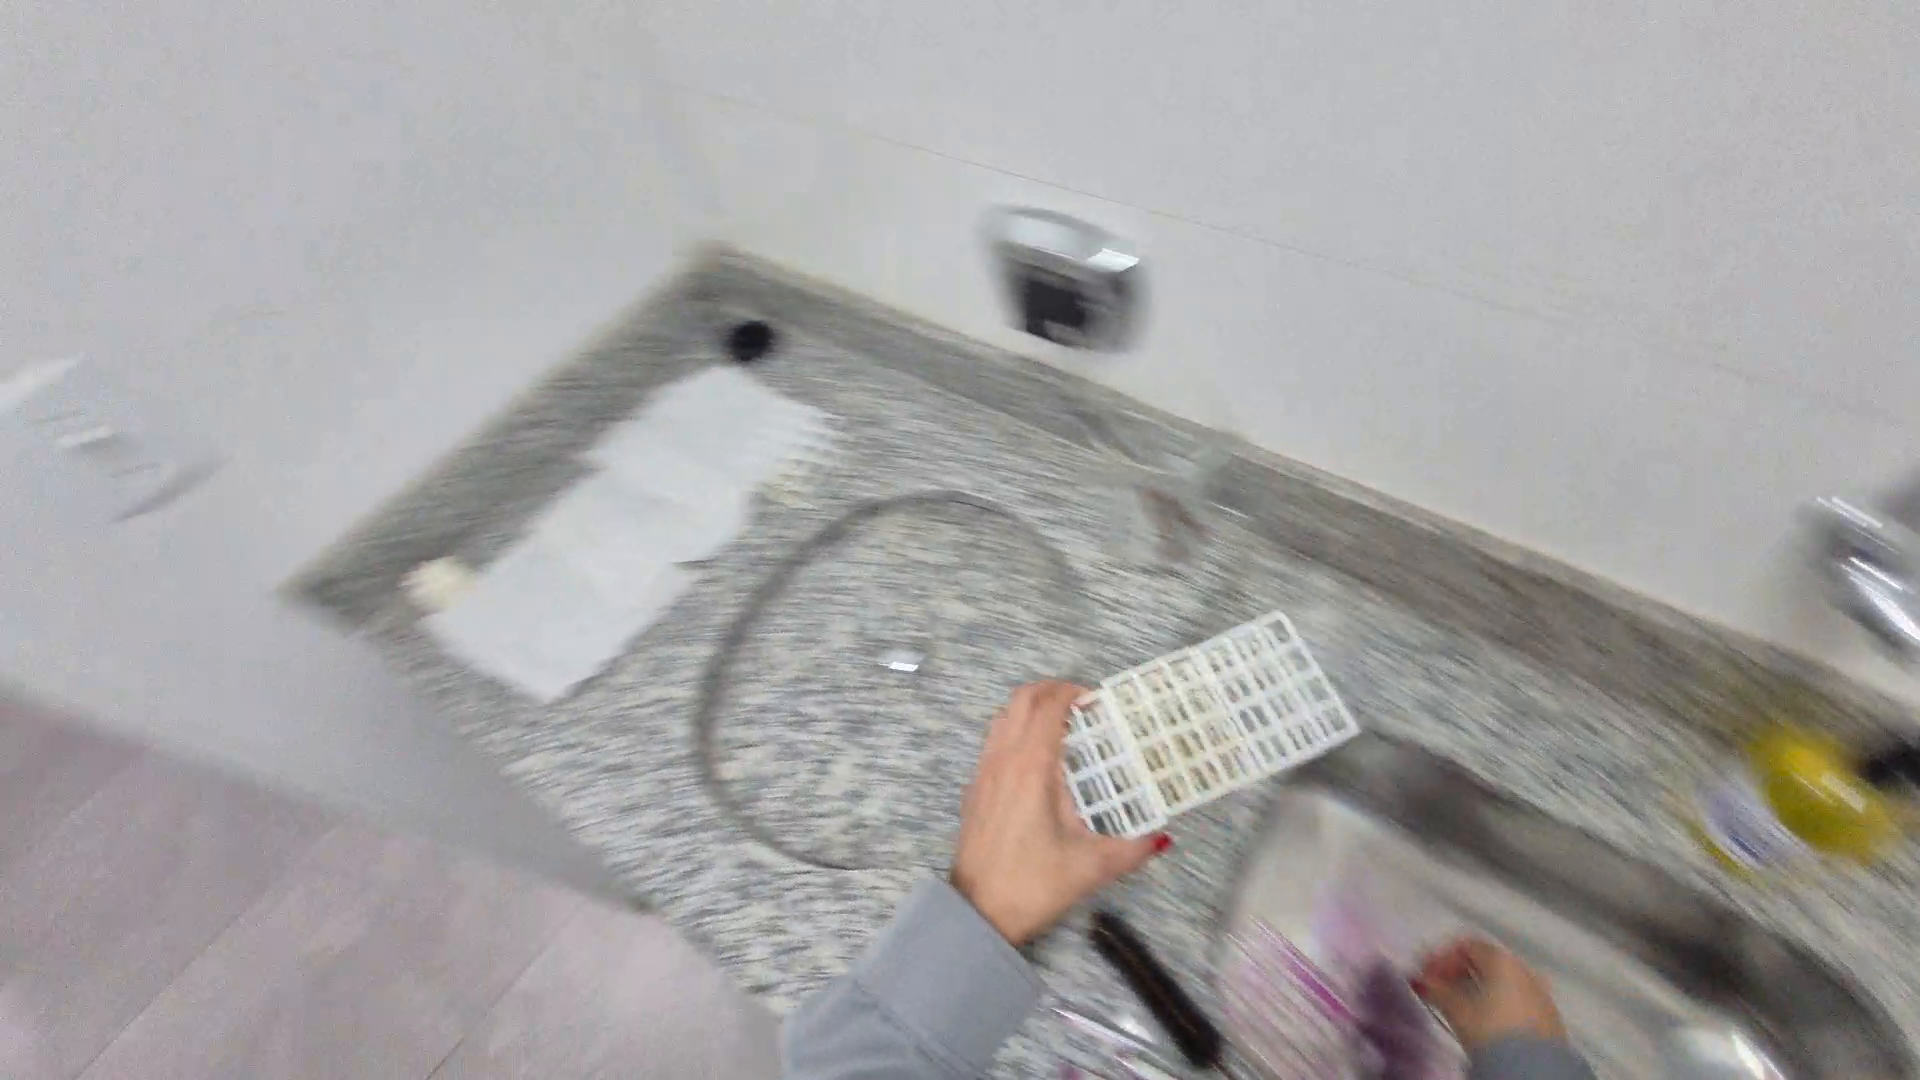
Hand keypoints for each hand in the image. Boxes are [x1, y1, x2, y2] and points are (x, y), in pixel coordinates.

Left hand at [950, 680, 1169, 944]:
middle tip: (1079, 704)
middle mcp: (1003, 758)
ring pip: (1002, 716)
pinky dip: (1013, 730)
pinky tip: (1034, 759)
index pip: (1048, 706)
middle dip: (1050, 691)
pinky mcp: (974, 787)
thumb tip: (1162, 837)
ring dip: (1029, 708)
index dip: (1071, 692)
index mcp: (1032, 766)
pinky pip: (993, 739)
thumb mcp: (1091, 867)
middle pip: (1021, 698)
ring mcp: (983, 770)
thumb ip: (1133, 848)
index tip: (1095, 700)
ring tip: (1058, 725)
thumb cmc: (1034, 884)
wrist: (977, 912)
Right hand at [1413, 938, 1566, 1050]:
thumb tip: (1422, 980)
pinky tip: (1483, 1020)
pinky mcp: (1550, 1020)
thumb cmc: (1491, 1028)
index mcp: (1502, 959)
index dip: (1440, 957)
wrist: (1534, 1071)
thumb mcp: (1455, 1007)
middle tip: (1438, 988)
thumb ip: (1435, 987)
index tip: (1425, 974)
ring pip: (1500, 983)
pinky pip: (1515, 1001)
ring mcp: (1541, 995)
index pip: (1464, 944)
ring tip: (1458, 1006)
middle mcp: (1524, 970)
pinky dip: (1495, 1004)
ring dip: (1476, 989)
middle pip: (1483, 962)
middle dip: (1457, 973)